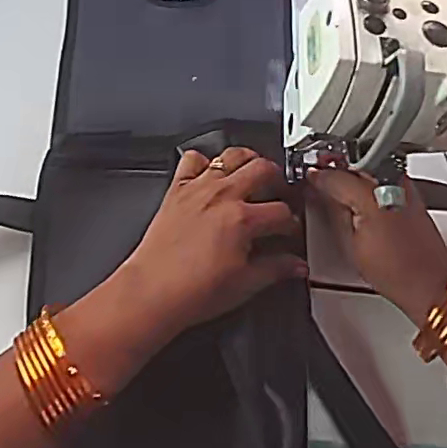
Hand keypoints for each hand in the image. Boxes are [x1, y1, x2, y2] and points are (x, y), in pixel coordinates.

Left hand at [113, 147, 306, 338]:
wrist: (151, 292)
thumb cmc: (191, 292)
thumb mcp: (244, 285)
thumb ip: (275, 269)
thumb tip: (295, 265)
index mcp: (243, 219)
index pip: (282, 212)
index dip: (292, 222)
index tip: (290, 230)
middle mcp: (222, 195)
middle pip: (264, 169)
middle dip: (279, 180)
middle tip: (281, 192)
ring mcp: (198, 188)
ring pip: (232, 155)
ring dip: (248, 161)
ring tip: (254, 173)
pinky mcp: (177, 188)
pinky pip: (193, 159)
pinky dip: (204, 161)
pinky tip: (211, 173)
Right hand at [308, 168, 446, 322]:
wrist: (431, 285)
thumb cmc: (398, 272)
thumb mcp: (349, 244)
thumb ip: (331, 210)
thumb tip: (319, 192)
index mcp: (372, 193)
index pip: (334, 174)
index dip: (316, 176)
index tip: (309, 179)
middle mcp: (391, 182)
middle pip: (351, 166)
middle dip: (333, 171)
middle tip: (319, 182)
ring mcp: (404, 185)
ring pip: (367, 168)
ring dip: (350, 175)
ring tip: (339, 193)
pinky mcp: (412, 192)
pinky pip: (382, 177)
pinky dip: (367, 183)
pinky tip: (360, 199)